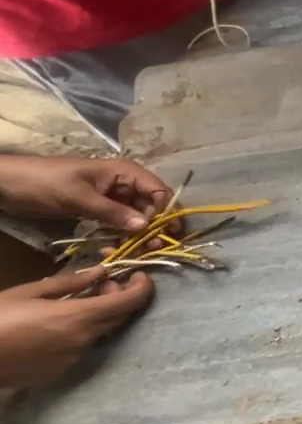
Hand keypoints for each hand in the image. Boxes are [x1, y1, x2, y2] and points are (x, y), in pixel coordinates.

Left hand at [0, 156, 172, 231]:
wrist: (2, 183)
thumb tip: (145, 226)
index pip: (159, 192)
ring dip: (136, 233)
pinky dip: (119, 233)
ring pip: (136, 215)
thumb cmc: (42, 182)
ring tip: (135, 250)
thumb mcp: (77, 197)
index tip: (159, 232)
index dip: (163, 211)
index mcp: (126, 173)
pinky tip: (114, 246)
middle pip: (152, 205)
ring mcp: (112, 196)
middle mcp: (126, 183)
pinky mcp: (99, 207)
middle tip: (152, 247)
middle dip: (153, 226)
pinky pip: (118, 221)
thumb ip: (112, 211)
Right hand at [0, 269, 153, 386]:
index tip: (140, 275)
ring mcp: (72, 359)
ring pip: (100, 333)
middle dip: (119, 298)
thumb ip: (70, 282)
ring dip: (97, 317)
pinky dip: (77, 335)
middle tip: (102, 286)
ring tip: (73, 306)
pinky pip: (79, 349)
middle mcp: (84, 340)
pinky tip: (53, 329)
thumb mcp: (26, 293)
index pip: (132, 300)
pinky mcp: (57, 373)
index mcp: (80, 317)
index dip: (143, 286)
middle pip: (120, 316)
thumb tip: (103, 271)